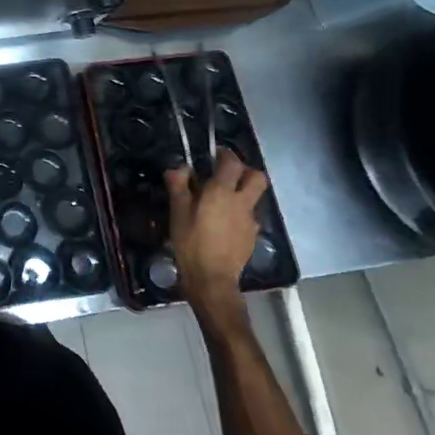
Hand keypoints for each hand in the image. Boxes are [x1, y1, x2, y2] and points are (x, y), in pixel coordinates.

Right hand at [166, 148, 269, 316]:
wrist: (212, 280)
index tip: (214, 155)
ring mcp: (250, 220)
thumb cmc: (191, 243)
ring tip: (223, 201)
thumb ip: (179, 186)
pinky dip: (240, 213)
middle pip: (257, 177)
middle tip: (227, 175)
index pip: (232, 162)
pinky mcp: (252, 236)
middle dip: (245, 171)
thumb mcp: (178, 213)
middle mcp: (241, 202)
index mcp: (222, 192)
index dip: (225, 154)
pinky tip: (225, 224)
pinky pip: (249, 217)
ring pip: (254, 197)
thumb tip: (180, 167)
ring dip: (243, 193)